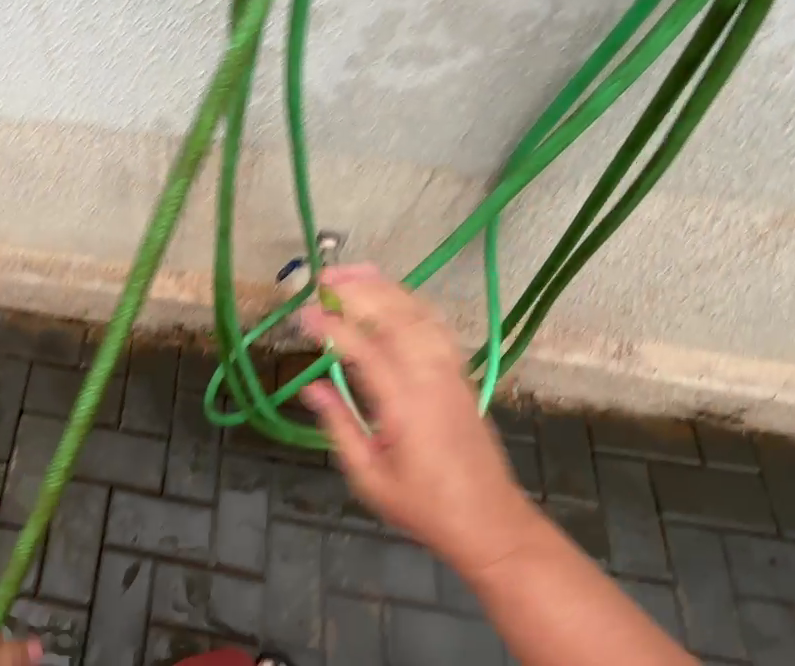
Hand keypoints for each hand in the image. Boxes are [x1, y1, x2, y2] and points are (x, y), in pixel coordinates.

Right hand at [297, 264, 542, 574]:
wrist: (490, 522)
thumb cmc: (425, 507)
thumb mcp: (369, 477)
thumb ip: (339, 426)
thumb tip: (311, 387)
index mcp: (404, 406)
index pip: (363, 350)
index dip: (331, 327)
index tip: (303, 315)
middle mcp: (430, 379)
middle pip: (394, 318)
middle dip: (357, 291)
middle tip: (323, 279)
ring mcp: (450, 372)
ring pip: (417, 314)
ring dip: (383, 287)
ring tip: (351, 272)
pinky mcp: (460, 373)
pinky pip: (435, 325)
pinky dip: (411, 301)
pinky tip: (391, 293)